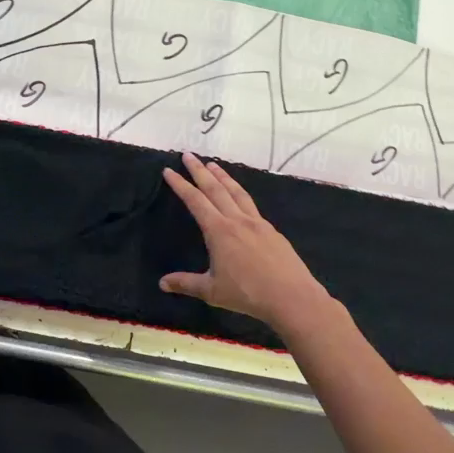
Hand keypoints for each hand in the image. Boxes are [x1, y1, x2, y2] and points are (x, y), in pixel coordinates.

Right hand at [159, 154, 338, 333]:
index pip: (195, 201)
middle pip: (215, 189)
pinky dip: (240, 193)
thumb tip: (161, 283)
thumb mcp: (211, 291)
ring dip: (223, 176)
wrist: (292, 298)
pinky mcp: (272, 232)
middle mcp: (237, 221)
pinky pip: (251, 205)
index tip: (169, 170)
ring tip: (213, 164)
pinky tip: (239, 196)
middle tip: (188, 155)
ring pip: (237, 192)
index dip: (181, 184)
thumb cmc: (248, 293)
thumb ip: (186, 283)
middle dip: (199, 171)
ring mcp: (257, 224)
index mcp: (219, 231)